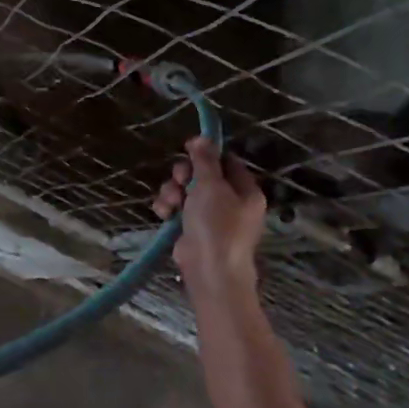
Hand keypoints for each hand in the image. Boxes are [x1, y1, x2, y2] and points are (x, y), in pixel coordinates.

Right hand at [153, 137, 265, 295]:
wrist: (210, 271)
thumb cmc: (217, 225)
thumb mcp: (211, 186)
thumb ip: (205, 160)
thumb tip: (202, 136)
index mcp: (245, 190)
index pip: (227, 161)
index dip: (207, 153)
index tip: (188, 148)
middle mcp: (231, 202)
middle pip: (203, 175)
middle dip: (185, 174)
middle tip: (179, 179)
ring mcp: (211, 217)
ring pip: (186, 191)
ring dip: (172, 191)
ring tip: (169, 202)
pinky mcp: (192, 230)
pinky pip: (178, 209)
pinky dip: (169, 208)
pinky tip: (163, 213)